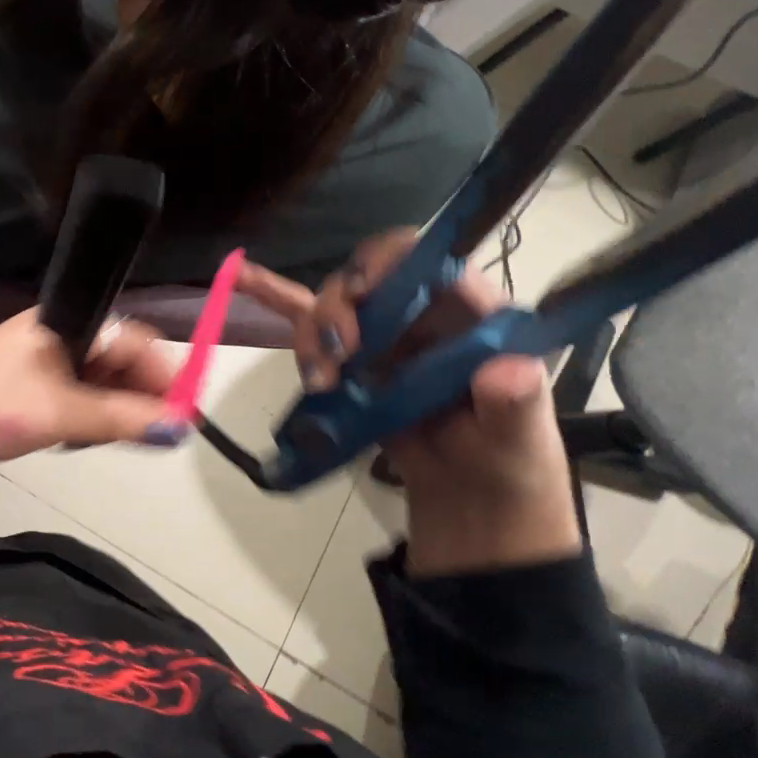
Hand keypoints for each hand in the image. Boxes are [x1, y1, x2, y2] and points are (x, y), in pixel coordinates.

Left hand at [0, 310, 181, 499]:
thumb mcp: (61, 415)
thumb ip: (122, 419)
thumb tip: (180, 426)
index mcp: (65, 321)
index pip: (135, 339)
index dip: (163, 376)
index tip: (180, 417)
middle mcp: (59, 330)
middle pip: (122, 359)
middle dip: (133, 398)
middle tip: (132, 436)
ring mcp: (44, 355)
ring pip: (102, 380)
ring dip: (108, 412)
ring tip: (85, 437)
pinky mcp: (33, 379)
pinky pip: (79, 393)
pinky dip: (85, 416)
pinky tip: (69, 436)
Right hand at [238, 231, 583, 577]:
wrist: (469, 495)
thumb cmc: (507, 461)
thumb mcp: (519, 437)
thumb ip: (515, 403)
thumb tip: (505, 370)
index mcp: (470, 315)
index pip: (431, 262)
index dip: (392, 262)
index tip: (362, 291)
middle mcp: (422, 313)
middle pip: (367, 280)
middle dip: (339, 310)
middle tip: (337, 356)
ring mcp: (382, 334)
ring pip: (331, 306)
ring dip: (313, 336)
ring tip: (319, 381)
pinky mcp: (348, 357)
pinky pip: (304, 319)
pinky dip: (271, 296)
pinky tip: (237, 275)